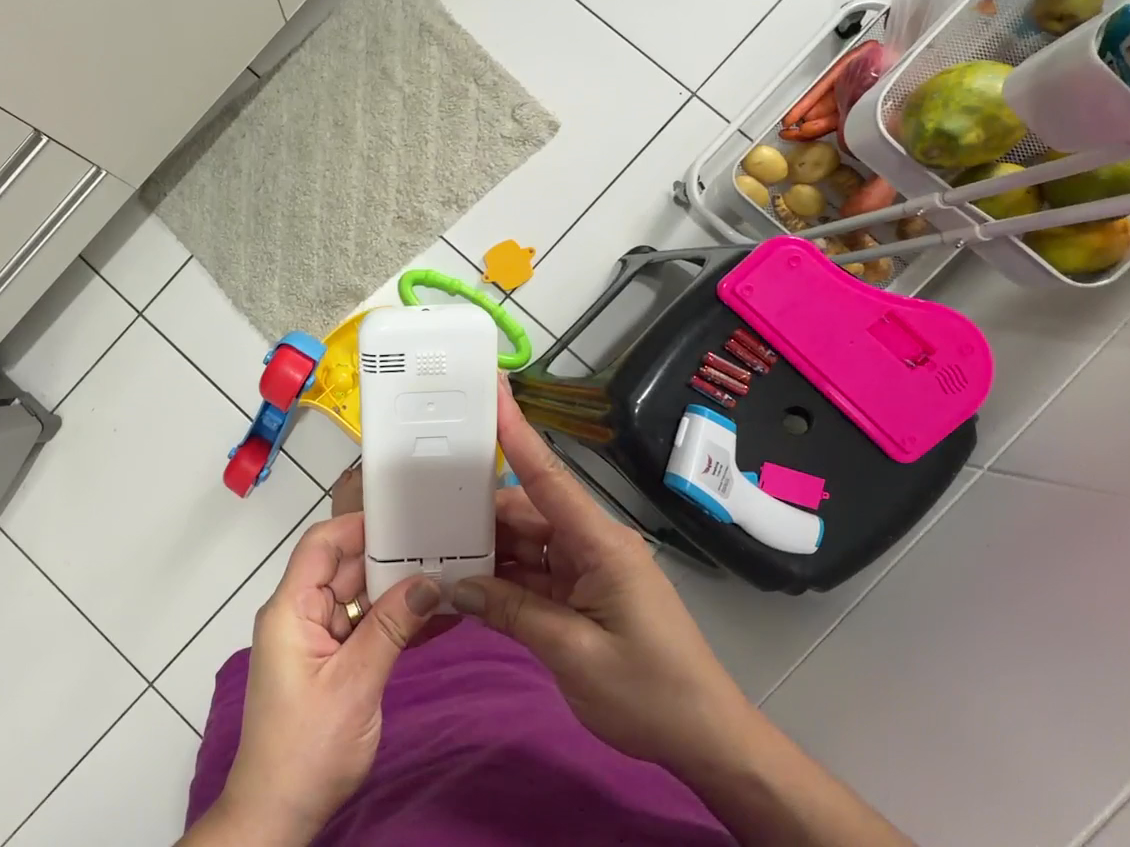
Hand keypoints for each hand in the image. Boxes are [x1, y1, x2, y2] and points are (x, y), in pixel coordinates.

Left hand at [210, 512, 441, 843]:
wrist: (280, 811)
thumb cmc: (308, 746)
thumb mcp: (355, 684)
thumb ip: (390, 629)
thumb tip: (428, 582)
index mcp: (290, 609)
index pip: (321, 545)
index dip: (358, 525)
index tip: (405, 515)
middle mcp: (299, 615)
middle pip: (343, 569)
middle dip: (388, 556)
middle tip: (441, 543)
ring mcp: (315, 639)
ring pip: (357, 598)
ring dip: (396, 590)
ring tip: (447, 573)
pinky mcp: (330, 662)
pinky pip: (363, 629)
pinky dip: (393, 622)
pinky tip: (434, 616)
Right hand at [451, 385, 761, 773]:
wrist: (705, 740)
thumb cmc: (649, 693)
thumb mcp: (573, 654)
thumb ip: (512, 612)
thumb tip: (455, 585)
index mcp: (601, 545)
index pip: (548, 479)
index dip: (517, 433)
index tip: (492, 390)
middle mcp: (593, 545)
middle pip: (526, 512)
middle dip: (479, 513)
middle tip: (424, 510)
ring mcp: (588, 569)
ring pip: (525, 542)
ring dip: (486, 549)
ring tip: (434, 547)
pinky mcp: (583, 594)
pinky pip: (532, 573)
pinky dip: (501, 578)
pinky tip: (465, 583)